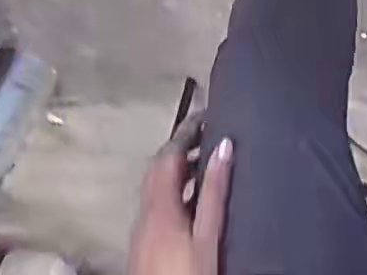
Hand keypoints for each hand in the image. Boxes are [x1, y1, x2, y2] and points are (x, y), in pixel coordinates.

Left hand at [129, 114, 233, 274]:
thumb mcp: (209, 238)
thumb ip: (215, 191)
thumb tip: (224, 145)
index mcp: (159, 207)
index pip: (169, 154)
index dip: (186, 131)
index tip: (205, 115)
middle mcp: (145, 215)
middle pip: (158, 168)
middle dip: (180, 148)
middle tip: (207, 137)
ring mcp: (142, 233)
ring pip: (156, 188)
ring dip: (177, 171)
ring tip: (206, 166)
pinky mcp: (144, 250)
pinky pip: (157, 207)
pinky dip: (174, 193)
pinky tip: (194, 204)